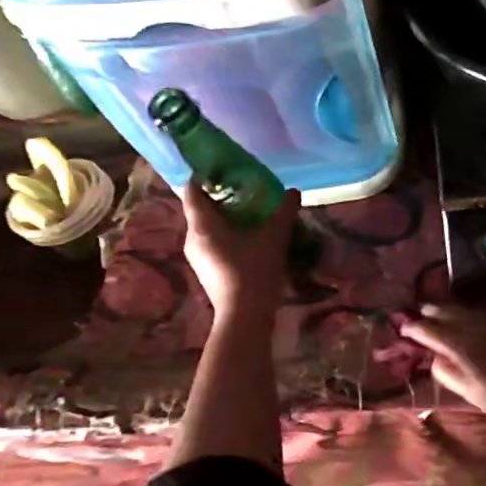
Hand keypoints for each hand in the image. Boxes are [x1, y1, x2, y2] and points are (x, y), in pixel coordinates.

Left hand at [181, 185, 298, 323]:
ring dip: (224, 217)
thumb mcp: (273, 237)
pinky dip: (226, 235)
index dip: (204, 175)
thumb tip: (293, 191)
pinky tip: (248, 238)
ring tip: (249, 212)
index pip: (192, 189)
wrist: (245, 316)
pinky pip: (212, 243)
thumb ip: (283, 211)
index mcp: (201, 224)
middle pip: (199, 208)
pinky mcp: (206, 271)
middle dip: (220, 196)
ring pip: (206, 227)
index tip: (223, 168)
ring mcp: (197, 257)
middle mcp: (192, 238)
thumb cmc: (253, 270)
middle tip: (244, 188)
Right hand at [400, 304, 485, 458]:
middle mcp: (472, 328)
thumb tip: (434, 357)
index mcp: (461, 346)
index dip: (413, 329)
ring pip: (456, 308)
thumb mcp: (466, 391)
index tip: (402, 332)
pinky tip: (455, 319)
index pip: (429, 330)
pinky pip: (470, 311)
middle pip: (442, 311)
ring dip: (441, 311)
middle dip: (426, 315)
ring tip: (430, 317)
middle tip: (414, 323)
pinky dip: (457, 312)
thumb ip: (445, 372)